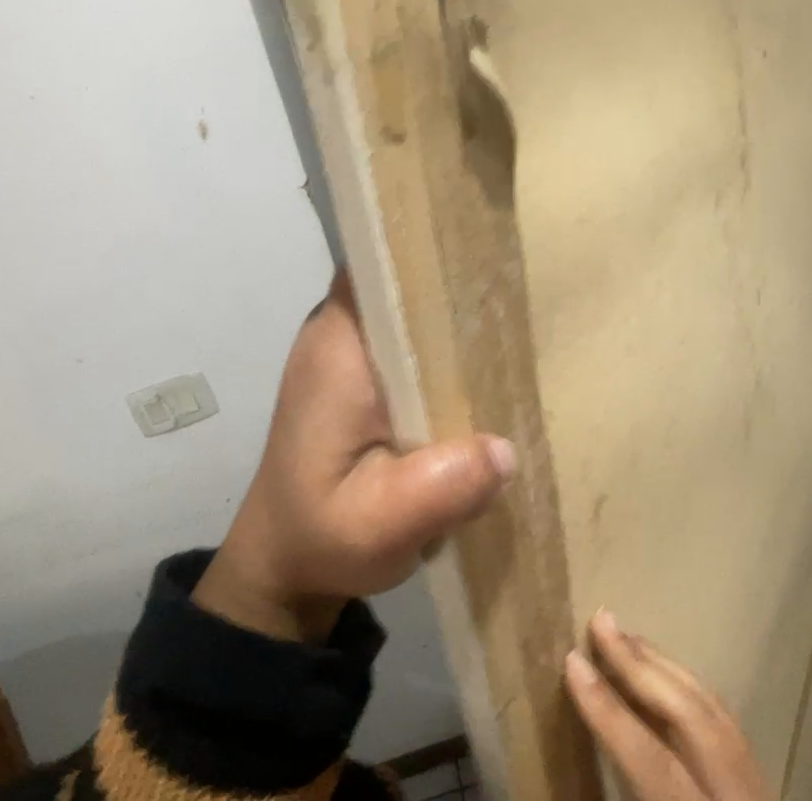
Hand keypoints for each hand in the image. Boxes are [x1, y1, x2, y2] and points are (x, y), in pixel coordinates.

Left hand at [194, 270, 515, 642]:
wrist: (282, 567)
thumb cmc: (321, 539)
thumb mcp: (382, 526)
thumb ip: (440, 488)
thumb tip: (506, 449)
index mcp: (338, 349)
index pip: (379, 261)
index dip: (431, 245)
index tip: (492, 246)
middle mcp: (338, 337)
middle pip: (402, 281)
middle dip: (458, 283)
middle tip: (528, 291)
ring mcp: (346, 357)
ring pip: (408, 313)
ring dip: (455, 321)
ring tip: (521, 326)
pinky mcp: (358, 381)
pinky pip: (408, 345)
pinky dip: (444, 354)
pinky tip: (488, 374)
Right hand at [566, 610, 763, 800]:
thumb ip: (624, 781)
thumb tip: (588, 732)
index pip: (651, 757)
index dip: (609, 710)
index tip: (572, 661)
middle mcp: (739, 795)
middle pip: (693, 716)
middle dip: (643, 666)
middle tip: (600, 620)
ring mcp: (759, 786)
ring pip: (716, 711)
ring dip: (667, 669)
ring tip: (626, 638)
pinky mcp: (763, 781)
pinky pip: (727, 724)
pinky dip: (692, 691)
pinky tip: (665, 676)